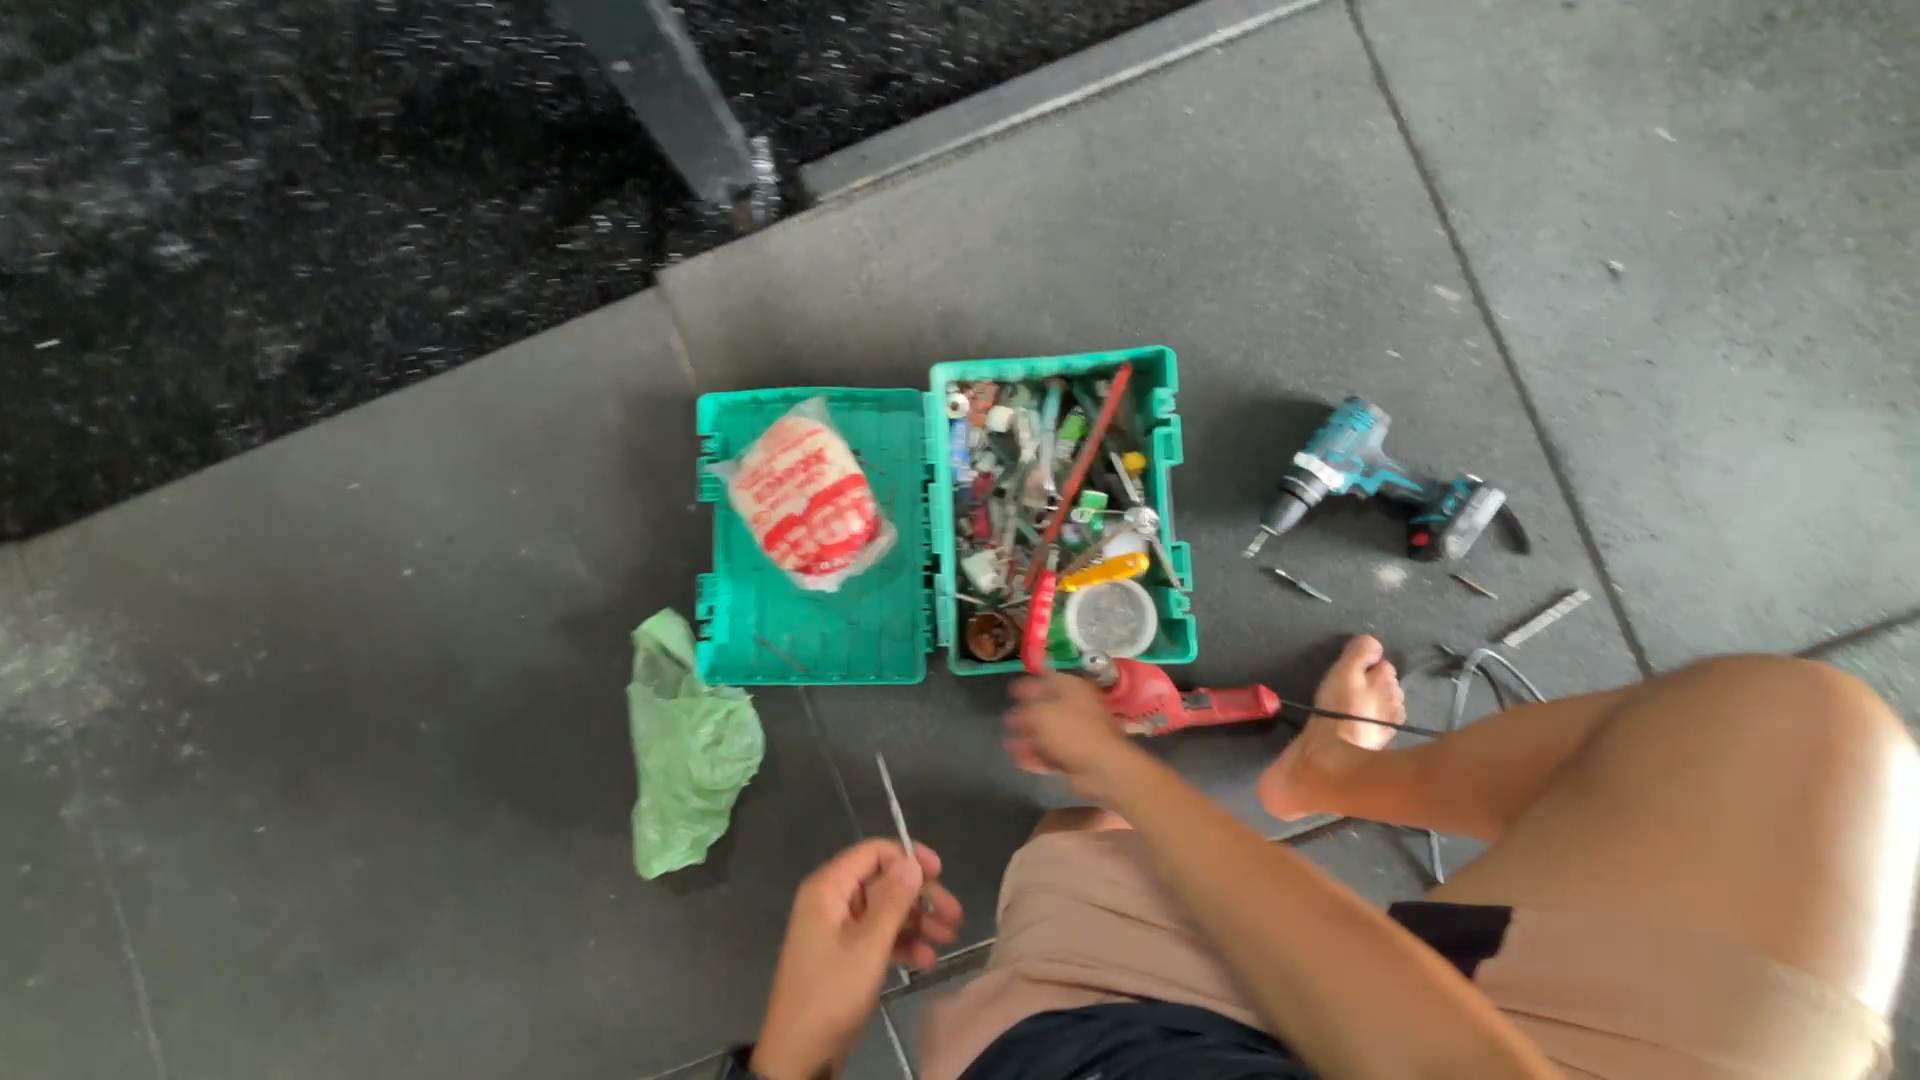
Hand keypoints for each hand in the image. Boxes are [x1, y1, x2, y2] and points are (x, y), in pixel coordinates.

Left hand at [751, 840, 961, 1079]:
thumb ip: (892, 900)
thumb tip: (912, 860)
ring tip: (949, 938)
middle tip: (955, 915)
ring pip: (884, 911)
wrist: (798, 1056)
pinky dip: (901, 944)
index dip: (908, 857)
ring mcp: (836, 929)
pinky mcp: (843, 955)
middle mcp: (831, 901)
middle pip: (882, 882)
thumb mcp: (868, 946)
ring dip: (917, 922)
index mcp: (828, 888)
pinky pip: (877, 936)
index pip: (872, 853)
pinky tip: (927, 961)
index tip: (940, 873)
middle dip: (919, 896)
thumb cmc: (831, 993)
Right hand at [1005, 671, 1138, 796]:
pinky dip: (1038, 754)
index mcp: (1072, 688)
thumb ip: (1023, 712)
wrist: (1101, 767)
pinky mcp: (1079, 754)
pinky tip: (1021, 760)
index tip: (1011, 692)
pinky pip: (1054, 751)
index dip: (1027, 684)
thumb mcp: (1039, 715)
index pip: (1047, 678)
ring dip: (1029, 738)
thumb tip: (1015, 713)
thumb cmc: (1070, 731)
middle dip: (1026, 716)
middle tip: (1008, 722)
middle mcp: (1078, 705)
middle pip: (1047, 707)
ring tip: (1008, 745)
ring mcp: (1080, 731)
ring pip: (1049, 732)